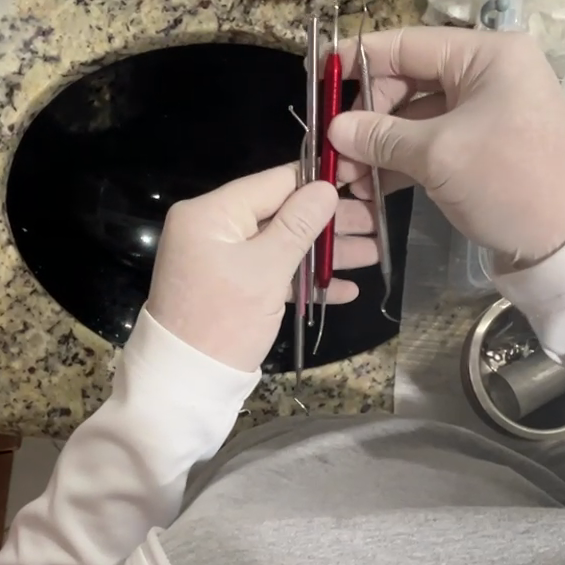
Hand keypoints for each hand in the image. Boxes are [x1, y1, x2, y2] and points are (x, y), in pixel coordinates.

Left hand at [146, 165, 377, 372]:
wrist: (189, 382)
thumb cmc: (225, 320)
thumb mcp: (267, 269)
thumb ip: (298, 225)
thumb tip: (325, 187)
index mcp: (212, 213)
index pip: (273, 183)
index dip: (317, 182)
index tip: (358, 183)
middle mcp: (214, 230)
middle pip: (281, 215)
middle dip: (329, 224)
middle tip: (375, 226)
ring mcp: (223, 261)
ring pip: (282, 247)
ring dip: (325, 254)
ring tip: (371, 254)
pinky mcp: (233, 290)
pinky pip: (272, 275)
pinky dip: (304, 282)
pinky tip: (344, 290)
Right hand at [330, 28, 564, 265]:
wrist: (560, 241)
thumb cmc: (505, 182)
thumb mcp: (438, 155)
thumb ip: (382, 136)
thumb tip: (334, 129)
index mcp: (487, 54)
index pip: (409, 44)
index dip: (361, 60)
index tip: (320, 77)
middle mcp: (488, 73)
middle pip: (409, 81)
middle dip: (368, 116)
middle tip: (336, 150)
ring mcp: (485, 111)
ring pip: (416, 117)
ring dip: (380, 144)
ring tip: (347, 175)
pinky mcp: (481, 146)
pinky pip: (431, 142)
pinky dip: (401, 161)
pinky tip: (371, 184)